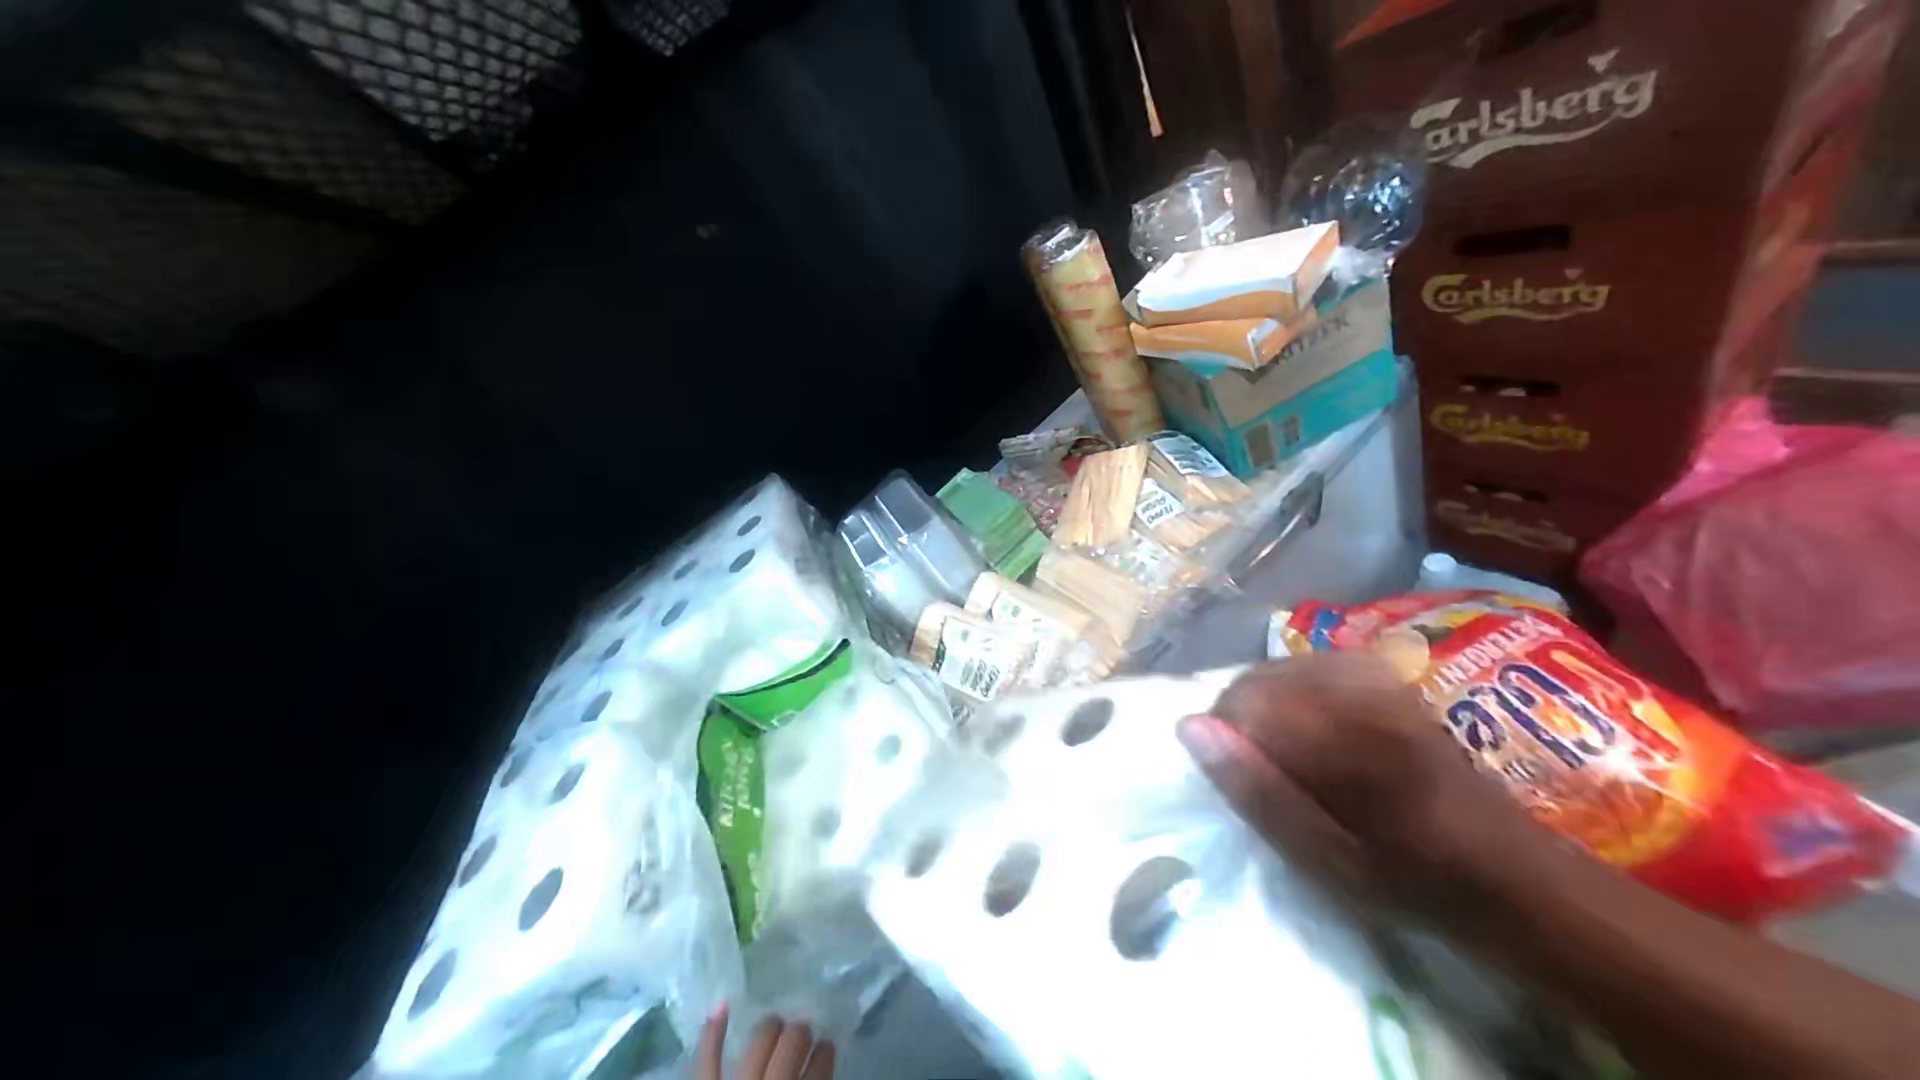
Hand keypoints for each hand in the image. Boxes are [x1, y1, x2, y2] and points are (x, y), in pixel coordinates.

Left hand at [696, 1008, 835, 1079]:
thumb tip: (823, 1076)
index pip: (821, 1072)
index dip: (825, 1056)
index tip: (826, 1049)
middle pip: (793, 1045)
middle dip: (801, 1035)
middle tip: (803, 1039)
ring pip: (761, 1041)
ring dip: (772, 1028)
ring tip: (777, 1028)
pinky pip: (708, 1061)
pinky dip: (713, 1032)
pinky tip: (722, 1005)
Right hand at [1177, 653, 1559, 931]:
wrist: (1506, 873)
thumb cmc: (1405, 878)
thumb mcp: (1319, 854)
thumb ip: (1253, 787)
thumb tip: (1189, 727)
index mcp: (1338, 736)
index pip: (1241, 701)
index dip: (1222, 734)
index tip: (1232, 774)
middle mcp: (1355, 692)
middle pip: (1259, 677)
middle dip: (1241, 716)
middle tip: (1255, 767)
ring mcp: (1376, 680)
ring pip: (1283, 668)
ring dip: (1266, 703)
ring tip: (1281, 749)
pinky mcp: (1388, 680)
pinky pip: (1316, 664)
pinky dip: (1297, 689)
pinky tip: (1310, 722)